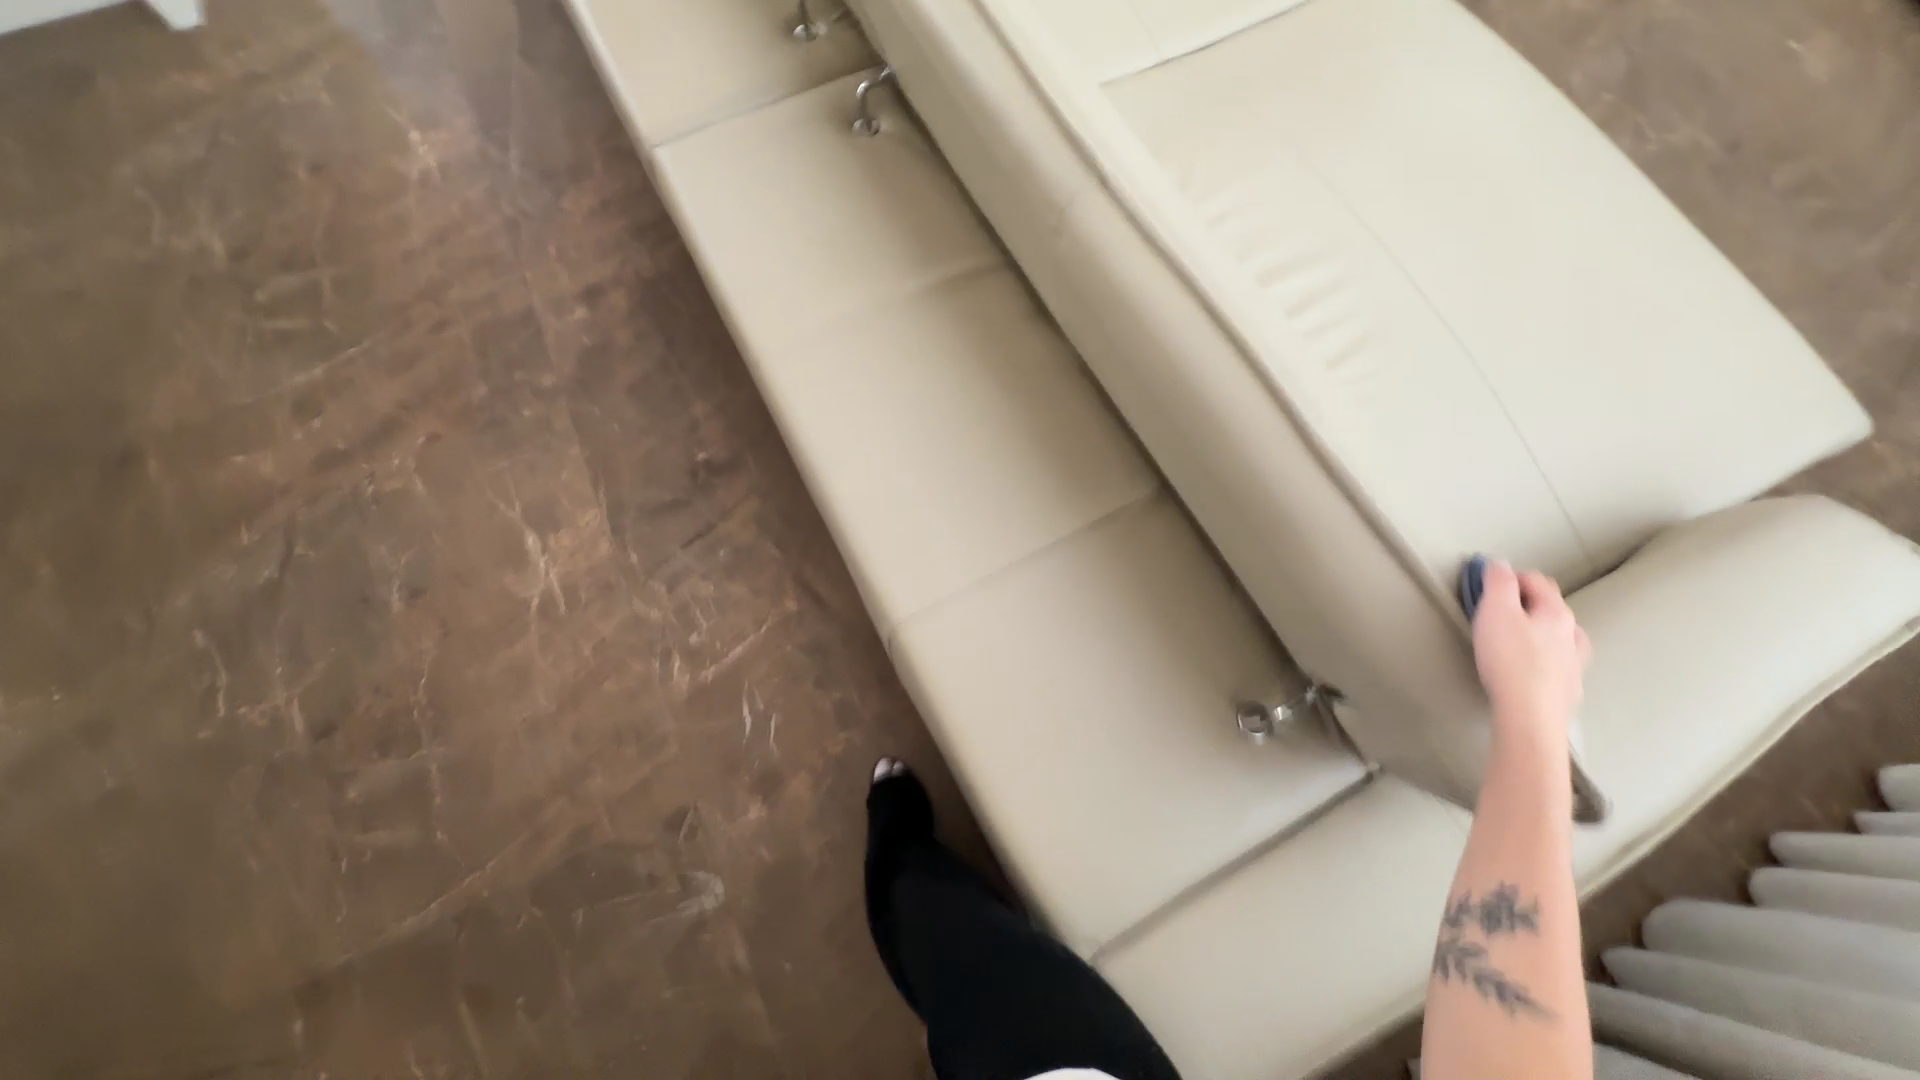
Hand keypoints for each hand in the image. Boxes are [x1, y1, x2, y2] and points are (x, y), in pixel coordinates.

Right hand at [1471, 561, 1590, 743]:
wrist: (1530, 715)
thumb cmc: (1511, 661)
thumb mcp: (1495, 612)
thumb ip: (1498, 582)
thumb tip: (1500, 563)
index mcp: (1556, 613)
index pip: (1537, 581)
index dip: (1510, 576)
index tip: (1487, 583)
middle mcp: (1572, 635)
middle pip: (1551, 607)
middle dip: (1526, 602)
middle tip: (1497, 610)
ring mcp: (1574, 663)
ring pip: (1560, 636)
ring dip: (1541, 630)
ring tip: (1519, 637)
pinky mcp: (1567, 688)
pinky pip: (1559, 663)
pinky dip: (1546, 658)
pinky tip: (1533, 667)